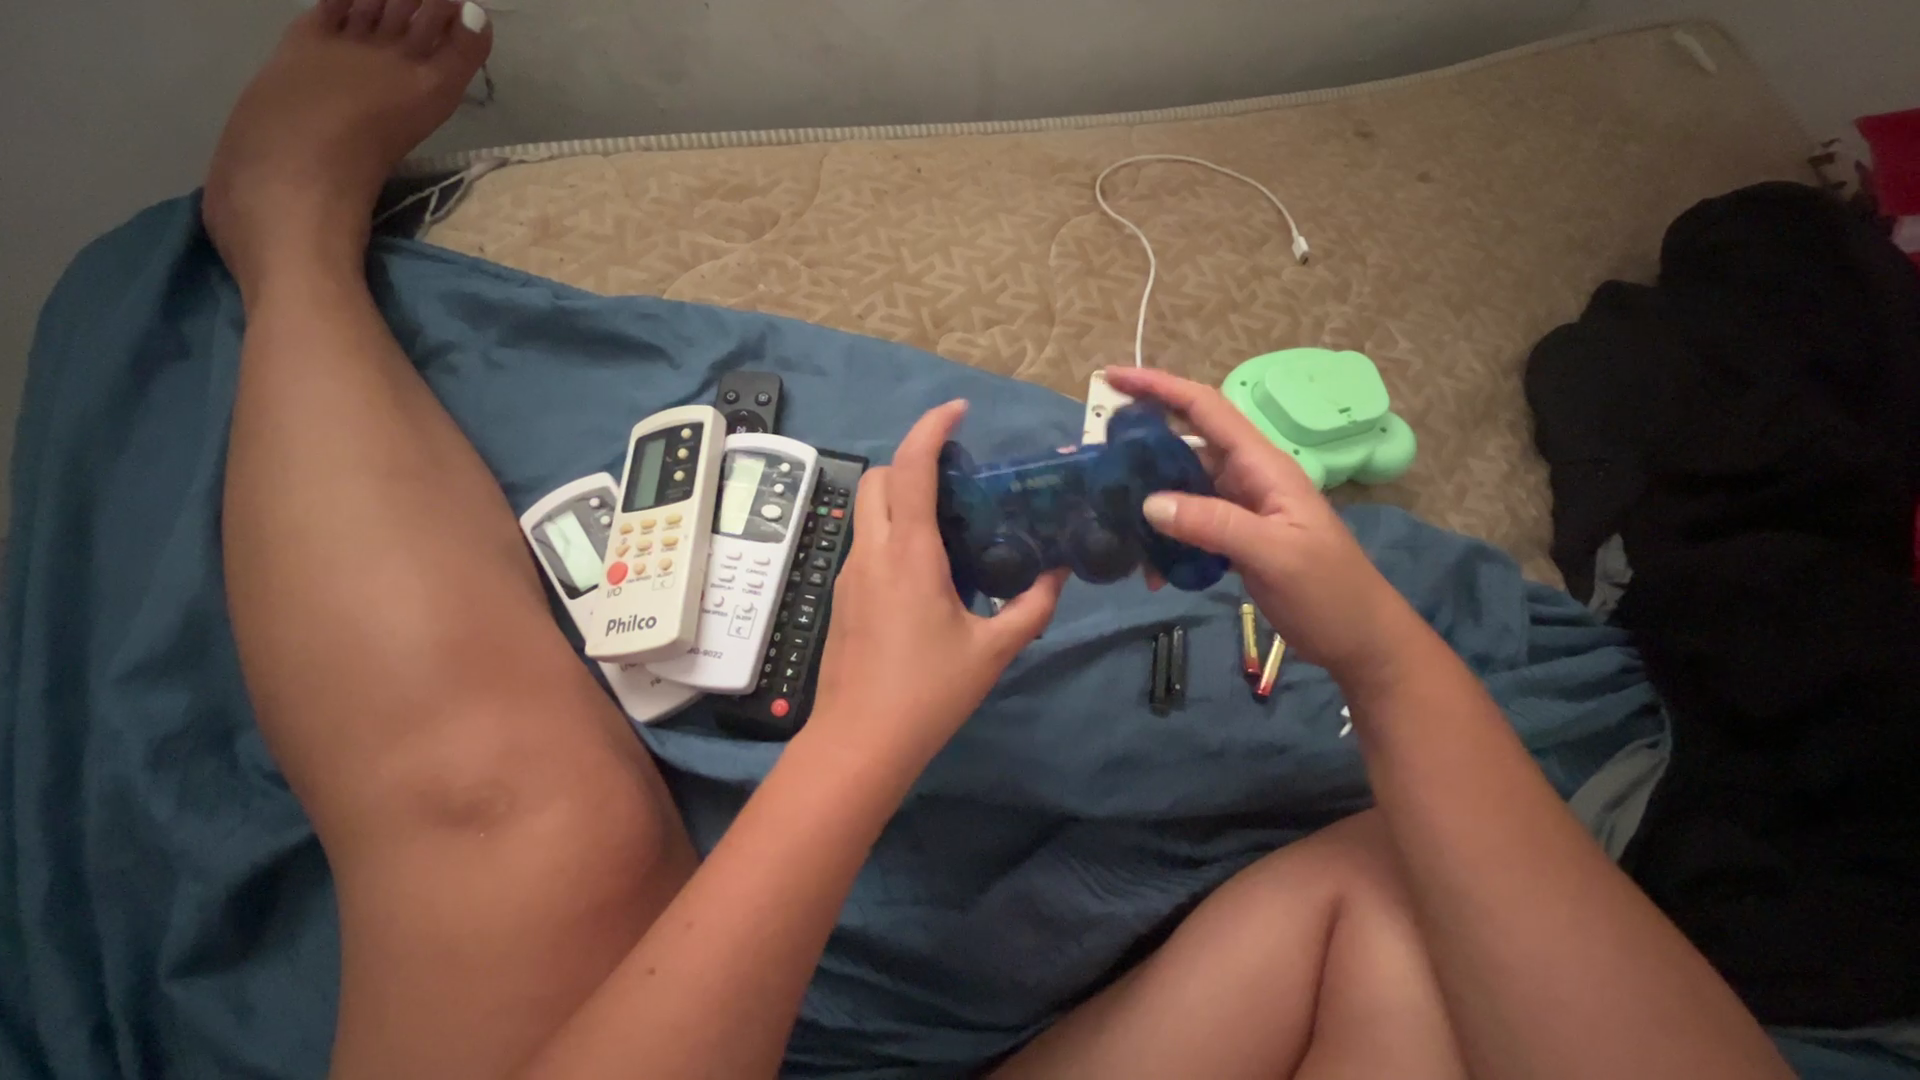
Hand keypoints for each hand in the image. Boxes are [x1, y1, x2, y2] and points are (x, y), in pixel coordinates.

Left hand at [810, 400, 1066, 764]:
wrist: (861, 741)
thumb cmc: (928, 693)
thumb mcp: (993, 650)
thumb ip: (1031, 607)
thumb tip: (1059, 576)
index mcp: (909, 554)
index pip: (910, 468)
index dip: (931, 428)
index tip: (958, 412)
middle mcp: (872, 553)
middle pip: (878, 478)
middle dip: (911, 461)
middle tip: (955, 479)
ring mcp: (850, 574)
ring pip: (867, 511)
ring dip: (900, 499)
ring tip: (948, 524)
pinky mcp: (842, 597)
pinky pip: (866, 544)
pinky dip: (892, 533)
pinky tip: (926, 571)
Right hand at [1103, 366, 1420, 687]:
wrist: (1360, 639)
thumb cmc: (1329, 591)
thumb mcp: (1274, 555)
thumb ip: (1213, 524)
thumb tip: (1148, 502)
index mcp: (1262, 466)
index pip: (1205, 410)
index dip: (1160, 387)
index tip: (1114, 377)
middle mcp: (1247, 478)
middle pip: (1185, 445)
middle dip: (1140, 444)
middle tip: (1093, 457)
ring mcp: (1240, 510)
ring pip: (1181, 489)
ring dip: (1147, 501)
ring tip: (1110, 518)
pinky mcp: (1233, 540)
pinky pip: (1187, 526)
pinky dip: (1164, 541)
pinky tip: (1152, 570)